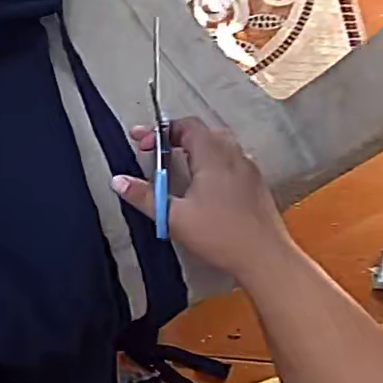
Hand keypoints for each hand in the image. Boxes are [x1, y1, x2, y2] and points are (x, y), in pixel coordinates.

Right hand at [112, 116, 297, 280]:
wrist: (264, 257)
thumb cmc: (220, 235)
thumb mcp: (174, 217)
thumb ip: (145, 197)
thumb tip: (118, 181)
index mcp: (213, 156)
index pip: (186, 126)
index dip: (160, 130)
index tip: (140, 141)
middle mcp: (234, 155)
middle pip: (203, 132)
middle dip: (176, 137)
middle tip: (155, 150)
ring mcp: (249, 169)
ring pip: (220, 145)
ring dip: (195, 149)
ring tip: (177, 164)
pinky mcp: (256, 185)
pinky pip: (231, 161)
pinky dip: (212, 163)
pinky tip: (203, 185)